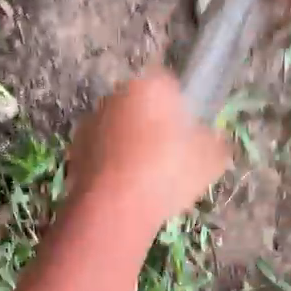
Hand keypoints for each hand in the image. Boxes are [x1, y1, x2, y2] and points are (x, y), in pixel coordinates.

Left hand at [68, 68, 231, 233]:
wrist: (113, 206)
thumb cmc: (168, 173)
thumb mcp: (210, 160)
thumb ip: (215, 142)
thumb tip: (213, 137)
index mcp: (151, 87)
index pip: (168, 84)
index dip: (179, 104)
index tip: (186, 128)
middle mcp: (117, 95)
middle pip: (140, 102)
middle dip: (151, 120)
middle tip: (168, 152)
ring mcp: (91, 119)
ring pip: (118, 124)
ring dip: (128, 139)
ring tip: (144, 172)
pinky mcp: (74, 144)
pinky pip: (100, 146)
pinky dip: (109, 157)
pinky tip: (122, 182)